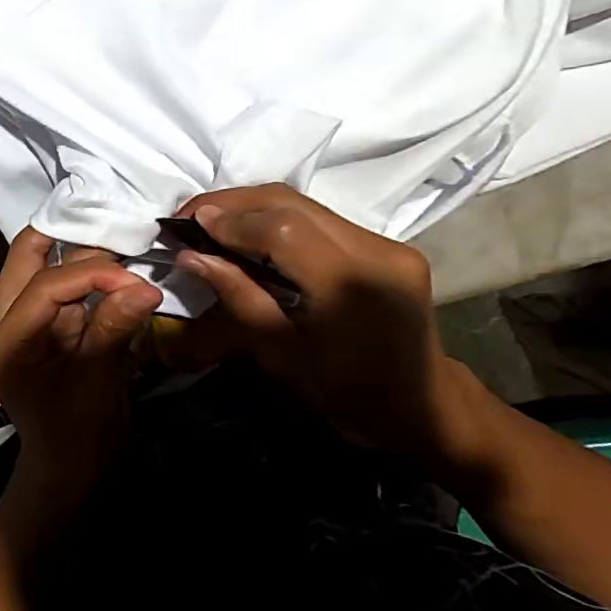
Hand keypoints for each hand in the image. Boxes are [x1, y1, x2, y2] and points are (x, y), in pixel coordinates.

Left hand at [0, 229, 162, 493]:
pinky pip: (60, 276)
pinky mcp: (40, 316)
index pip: (43, 288)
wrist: (67, 464)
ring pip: (42, 258)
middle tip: (119, 231)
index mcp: (3, 344)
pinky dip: (89, 267)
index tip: (136, 280)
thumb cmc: (76, 434)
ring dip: (83, 248)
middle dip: (72, 236)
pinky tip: (117, 263)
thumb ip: (113, 330)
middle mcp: (0, 320)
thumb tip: (146, 287)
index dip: (92, 275)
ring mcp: (18, 315)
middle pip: (28, 254)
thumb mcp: (96, 385)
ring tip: (124, 243)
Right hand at [174, 184, 484, 464]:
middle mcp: (377, 252)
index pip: (284, 230)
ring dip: (256, 207)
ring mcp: (389, 244)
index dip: (232, 221)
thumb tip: (192, 256)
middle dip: (237, 202)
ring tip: (215, 222)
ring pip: (309, 204)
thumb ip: (241, 299)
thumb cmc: (350, 398)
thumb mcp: (286, 358)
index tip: (188, 224)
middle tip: (193, 216)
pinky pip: (324, 219)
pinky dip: (282, 219)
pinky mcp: (390, 244)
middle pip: (296, 203)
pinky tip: (254, 233)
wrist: (423, 407)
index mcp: (352, 289)